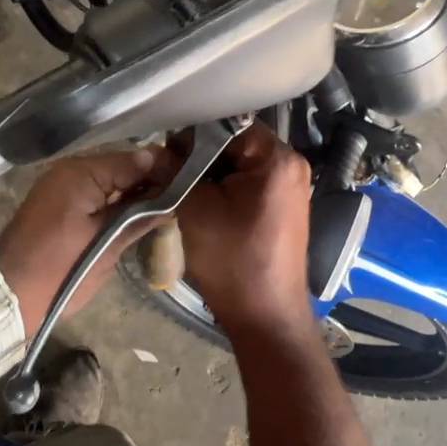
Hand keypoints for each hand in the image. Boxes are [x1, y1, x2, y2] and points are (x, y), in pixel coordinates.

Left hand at [0, 146, 176, 332]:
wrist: (7, 297)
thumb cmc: (61, 270)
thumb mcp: (107, 246)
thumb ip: (139, 216)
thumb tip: (170, 197)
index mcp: (81, 174)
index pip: (133, 160)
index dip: (162, 168)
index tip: (190, 177)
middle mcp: (69, 170)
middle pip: (120, 166)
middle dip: (149, 180)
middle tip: (180, 197)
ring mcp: (59, 185)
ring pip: (107, 180)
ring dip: (131, 191)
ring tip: (162, 207)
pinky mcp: (55, 202)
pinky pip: (92, 191)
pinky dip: (112, 200)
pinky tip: (132, 215)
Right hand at [176, 123, 312, 339]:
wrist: (266, 319)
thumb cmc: (234, 262)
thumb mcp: (195, 210)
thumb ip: (175, 171)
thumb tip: (155, 150)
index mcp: (277, 158)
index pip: (228, 125)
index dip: (194, 136)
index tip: (167, 154)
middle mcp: (291, 164)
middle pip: (235, 143)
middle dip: (201, 156)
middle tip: (171, 172)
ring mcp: (290, 186)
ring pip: (239, 163)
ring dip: (210, 173)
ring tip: (183, 189)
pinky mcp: (283, 205)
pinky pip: (249, 182)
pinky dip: (225, 188)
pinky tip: (203, 204)